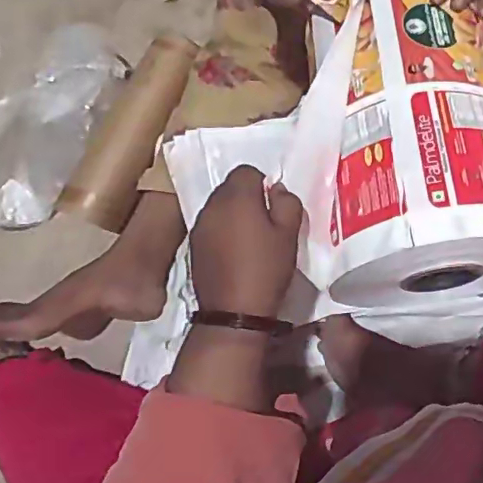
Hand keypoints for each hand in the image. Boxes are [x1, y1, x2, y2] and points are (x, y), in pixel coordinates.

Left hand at [189, 165, 303, 316]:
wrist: (234, 312)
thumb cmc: (267, 268)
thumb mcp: (289, 234)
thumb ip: (287, 202)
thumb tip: (276, 190)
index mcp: (237, 197)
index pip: (247, 171)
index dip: (263, 183)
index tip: (274, 205)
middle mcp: (212, 205)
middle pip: (230, 186)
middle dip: (247, 196)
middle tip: (266, 220)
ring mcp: (199, 226)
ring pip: (219, 206)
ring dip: (233, 213)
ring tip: (251, 237)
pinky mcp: (193, 245)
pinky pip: (211, 225)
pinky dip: (223, 230)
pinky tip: (235, 251)